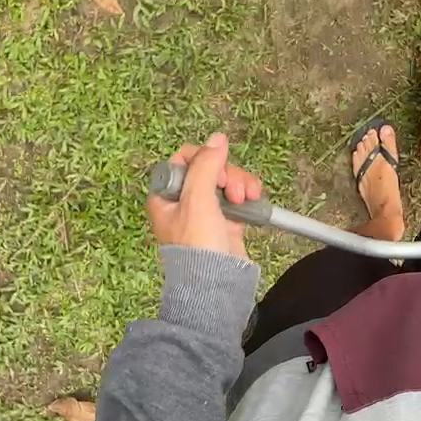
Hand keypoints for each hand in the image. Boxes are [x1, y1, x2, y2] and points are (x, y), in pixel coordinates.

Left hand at [146, 132, 263, 258]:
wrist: (216, 282)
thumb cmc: (198, 244)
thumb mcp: (197, 199)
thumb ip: (206, 165)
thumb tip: (218, 138)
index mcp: (166, 194)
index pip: (184, 159)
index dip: (204, 160)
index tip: (216, 173)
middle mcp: (184, 200)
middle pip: (209, 168)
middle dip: (228, 174)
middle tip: (235, 191)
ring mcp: (206, 210)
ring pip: (226, 180)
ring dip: (240, 183)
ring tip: (248, 198)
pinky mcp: (226, 220)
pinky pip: (238, 196)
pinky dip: (248, 195)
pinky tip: (254, 201)